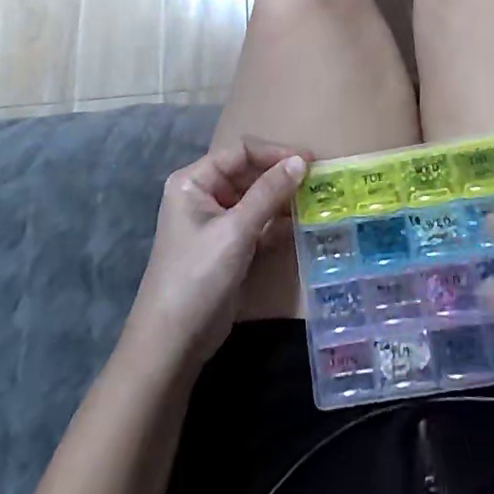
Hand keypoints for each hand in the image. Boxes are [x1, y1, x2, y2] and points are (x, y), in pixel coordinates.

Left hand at [124, 141, 310, 368]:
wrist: (173, 341)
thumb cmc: (198, 274)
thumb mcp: (236, 230)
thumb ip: (269, 193)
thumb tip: (302, 161)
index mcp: (194, 182)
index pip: (240, 152)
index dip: (275, 153)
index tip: (310, 161)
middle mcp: (204, 195)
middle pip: (249, 173)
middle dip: (282, 176)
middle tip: (320, 182)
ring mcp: (217, 222)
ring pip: (257, 199)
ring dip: (284, 200)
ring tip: (318, 201)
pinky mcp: (230, 247)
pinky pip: (259, 224)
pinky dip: (278, 223)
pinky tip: (303, 225)